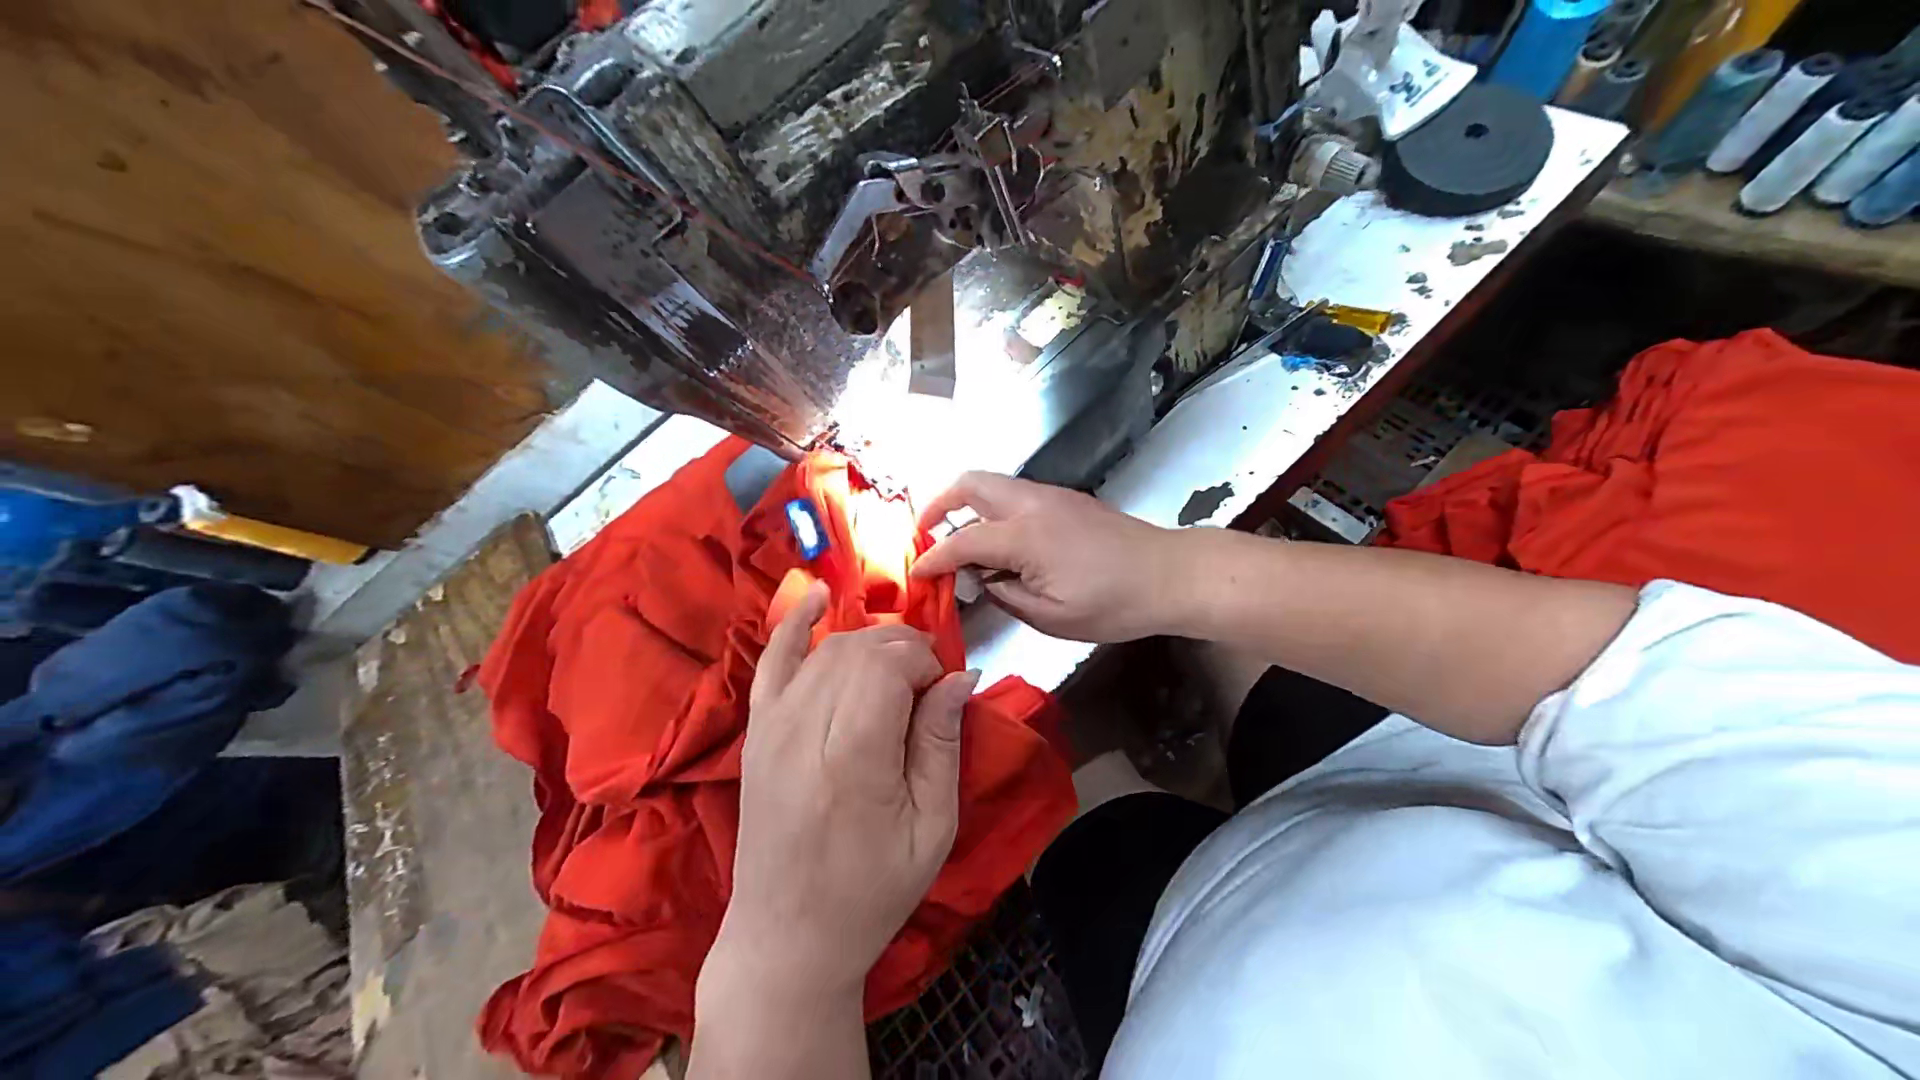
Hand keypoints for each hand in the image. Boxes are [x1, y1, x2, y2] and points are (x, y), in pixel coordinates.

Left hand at [708, 582, 978, 999]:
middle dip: (903, 650)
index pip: (890, 665)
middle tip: (926, 684)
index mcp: (853, 756)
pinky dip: (794, 624)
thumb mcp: (932, 827)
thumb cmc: (871, 892)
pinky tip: (817, 596)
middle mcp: (804, 728)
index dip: (925, 663)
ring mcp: (772, 726)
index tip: (942, 690)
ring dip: (868, 644)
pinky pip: (772, 660)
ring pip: (826, 649)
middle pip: (859, 650)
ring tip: (897, 668)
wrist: (786, 939)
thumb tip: (961, 676)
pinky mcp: (756, 732)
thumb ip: (943, 742)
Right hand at [911, 472, 1183, 642]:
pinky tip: (998, 541)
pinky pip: (1014, 494)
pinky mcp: (1066, 499)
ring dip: (966, 504)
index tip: (916, 573)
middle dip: (938, 504)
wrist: (1170, 575)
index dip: (933, 557)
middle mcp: (1032, 504)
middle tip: (926, 534)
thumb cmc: (1113, 604)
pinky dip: (992, 508)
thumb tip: (981, 581)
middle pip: (970, 484)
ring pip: (992, 484)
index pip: (962, 540)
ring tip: (959, 540)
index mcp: (1025, 536)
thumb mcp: (1051, 617)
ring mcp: (1051, 496)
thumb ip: (1005, 596)